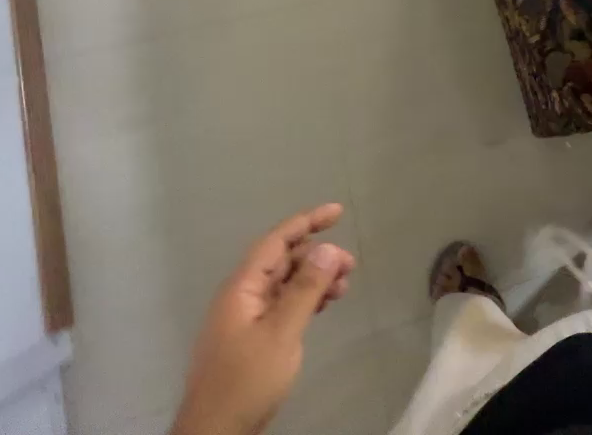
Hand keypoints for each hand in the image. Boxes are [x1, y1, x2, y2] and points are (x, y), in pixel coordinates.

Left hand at [170, 204, 356, 434]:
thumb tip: (328, 248)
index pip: (276, 241)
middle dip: (317, 255)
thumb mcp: (282, 333)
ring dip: (314, 278)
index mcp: (242, 288)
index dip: (307, 222)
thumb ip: (306, 288)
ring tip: (343, 288)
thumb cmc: (246, 380)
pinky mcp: (251, 338)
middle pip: (282, 261)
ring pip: (284, 283)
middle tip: (350, 266)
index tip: (337, 212)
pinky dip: (305, 299)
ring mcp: (245, 318)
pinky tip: (323, 305)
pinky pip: (282, 303)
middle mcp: (241, 296)